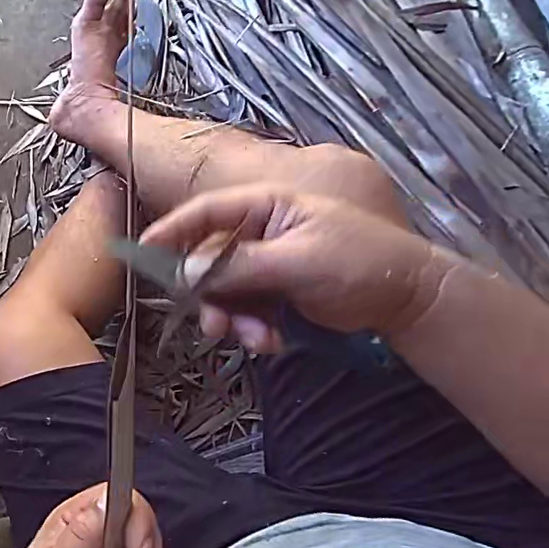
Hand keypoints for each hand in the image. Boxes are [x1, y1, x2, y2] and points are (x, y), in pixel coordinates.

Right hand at [140, 184, 455, 350]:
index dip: (173, 230)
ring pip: (224, 290)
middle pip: (209, 259)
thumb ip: (239, 265)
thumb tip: (187, 272)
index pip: (207, 211)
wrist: (405, 297)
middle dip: (208, 295)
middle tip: (212, 325)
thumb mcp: (296, 259)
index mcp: (265, 205)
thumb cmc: (357, 261)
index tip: (143, 251)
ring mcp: (265, 262)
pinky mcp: (273, 291)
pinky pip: (245, 309)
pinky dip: (251, 328)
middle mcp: (259, 230)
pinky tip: (271, 342)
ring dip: (232, 318)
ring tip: (254, 339)